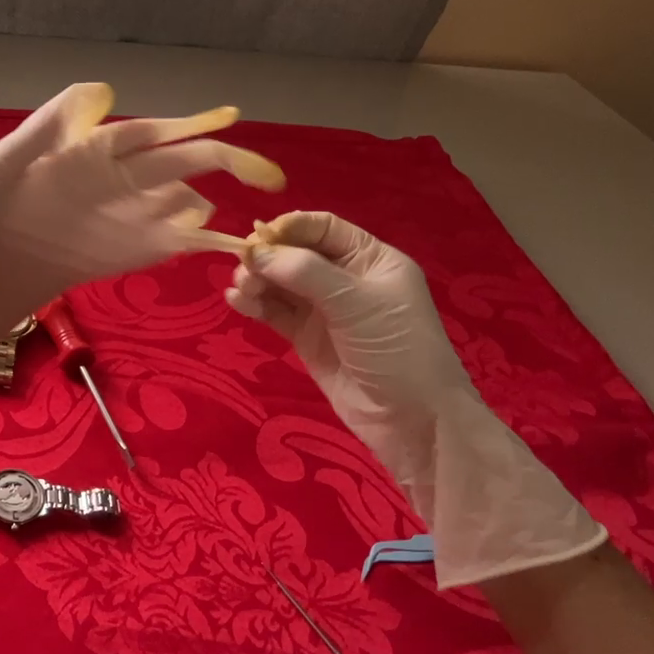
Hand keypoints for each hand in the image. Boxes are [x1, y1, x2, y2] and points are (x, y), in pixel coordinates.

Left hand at [0, 83, 283, 344]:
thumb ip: (44, 133)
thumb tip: (102, 89)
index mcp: (77, 155)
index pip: (143, 133)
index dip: (187, 125)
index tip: (232, 118)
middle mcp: (101, 184)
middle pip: (172, 166)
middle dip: (221, 163)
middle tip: (268, 176)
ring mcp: (109, 223)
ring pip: (173, 205)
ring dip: (204, 204)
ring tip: (232, 211)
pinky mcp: (111, 261)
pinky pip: (160, 245)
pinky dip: (189, 242)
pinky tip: (208, 241)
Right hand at [228, 211, 606, 587]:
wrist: (415, 425)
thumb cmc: (399, 353)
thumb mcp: (357, 304)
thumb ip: (305, 272)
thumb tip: (255, 252)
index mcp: (371, 260)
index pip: (323, 228)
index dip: (289, 228)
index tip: (257, 238)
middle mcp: (346, 278)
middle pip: (294, 252)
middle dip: (266, 257)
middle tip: (243, 269)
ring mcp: (324, 309)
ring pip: (279, 281)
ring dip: (255, 280)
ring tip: (241, 291)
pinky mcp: (306, 336)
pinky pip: (274, 310)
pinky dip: (253, 303)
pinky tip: (237, 302)